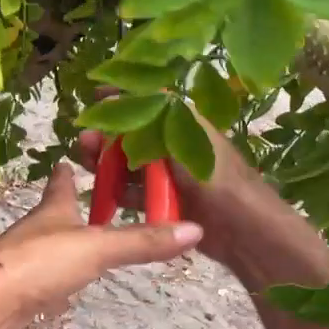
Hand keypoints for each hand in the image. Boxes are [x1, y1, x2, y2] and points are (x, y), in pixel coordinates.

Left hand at [0, 163, 202, 328]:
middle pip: (57, 210)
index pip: (63, 182)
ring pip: (52, 239)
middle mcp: (38, 226)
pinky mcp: (24, 284)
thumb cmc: (41, 261)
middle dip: (71, 203)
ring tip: (89, 234)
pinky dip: (61, 267)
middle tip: (92, 196)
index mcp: (54, 208)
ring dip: (68, 235)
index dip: (69, 171)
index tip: (71, 158)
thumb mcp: (98, 248)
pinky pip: (48, 269)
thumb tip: (196, 229)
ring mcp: (28, 255)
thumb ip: (142, 241)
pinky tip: (70, 275)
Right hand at [74, 96, 275, 270]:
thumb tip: (118, 97)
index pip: (147, 104)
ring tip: (83, 161)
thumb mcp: (186, 139)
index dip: (122, 100)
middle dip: (104, 136)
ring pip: (127, 165)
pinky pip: (132, 193)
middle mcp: (174, 149)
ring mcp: (168, 178)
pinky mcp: (163, 203)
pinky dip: (115, 191)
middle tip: (84, 139)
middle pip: (131, 137)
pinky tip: (99, 190)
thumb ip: (153, 120)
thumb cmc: (217, 178)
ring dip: (105, 163)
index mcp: (183, 127)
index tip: (96, 96)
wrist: (244, 232)